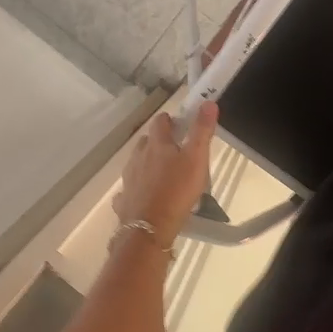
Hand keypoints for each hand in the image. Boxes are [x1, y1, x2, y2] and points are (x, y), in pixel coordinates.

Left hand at [113, 103, 217, 248]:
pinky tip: (144, 196)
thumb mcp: (196, 159)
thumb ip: (202, 130)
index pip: (160, 122)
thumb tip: (208, 102)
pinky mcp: (124, 200)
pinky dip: (136, 188)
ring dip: (146, 164)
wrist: (149, 229)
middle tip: (174, 150)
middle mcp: (138, 157)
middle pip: (145, 142)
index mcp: (156, 145)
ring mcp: (128, 179)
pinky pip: (129, 189)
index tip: (179, 123)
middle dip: (158, 142)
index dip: (169, 120)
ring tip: (161, 173)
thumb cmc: (176, 191)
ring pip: (136, 164)